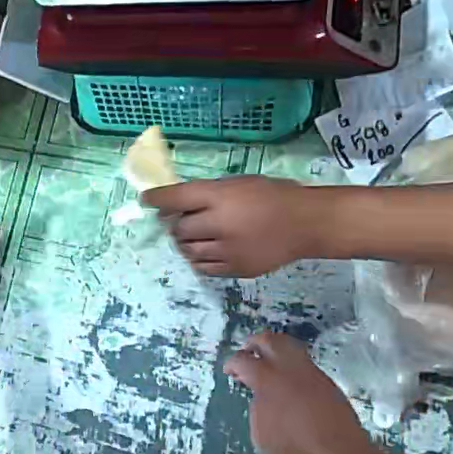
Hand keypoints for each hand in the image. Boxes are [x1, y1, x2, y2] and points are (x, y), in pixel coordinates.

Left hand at [142, 177, 324, 277]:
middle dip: (176, 225)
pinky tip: (209, 250)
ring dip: (186, 243)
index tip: (146, 201)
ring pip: (188, 251)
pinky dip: (199, 259)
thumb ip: (209, 193)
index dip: (156, 199)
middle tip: (184, 221)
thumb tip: (177, 205)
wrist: (305, 224)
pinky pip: (203, 268)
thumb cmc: (273, 196)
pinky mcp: (235, 269)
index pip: (176, 198)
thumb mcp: (239, 184)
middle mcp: (219, 224)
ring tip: (198, 236)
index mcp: (220, 197)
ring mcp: (226, 251)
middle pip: (179, 229)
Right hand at [225, 332, 392, 453]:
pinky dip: (291, 366)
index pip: (244, 360)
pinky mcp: (328, 384)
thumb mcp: (262, 436)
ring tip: (268, 366)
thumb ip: (258, 408)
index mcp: (269, 382)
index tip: (229, 370)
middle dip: (255, 343)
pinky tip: (288, 384)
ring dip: (275, 351)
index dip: (232, 363)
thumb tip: (260, 396)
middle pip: (270, 340)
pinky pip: (305, 364)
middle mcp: (291, 370)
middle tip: (247, 354)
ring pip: (291, 347)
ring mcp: (313, 374)